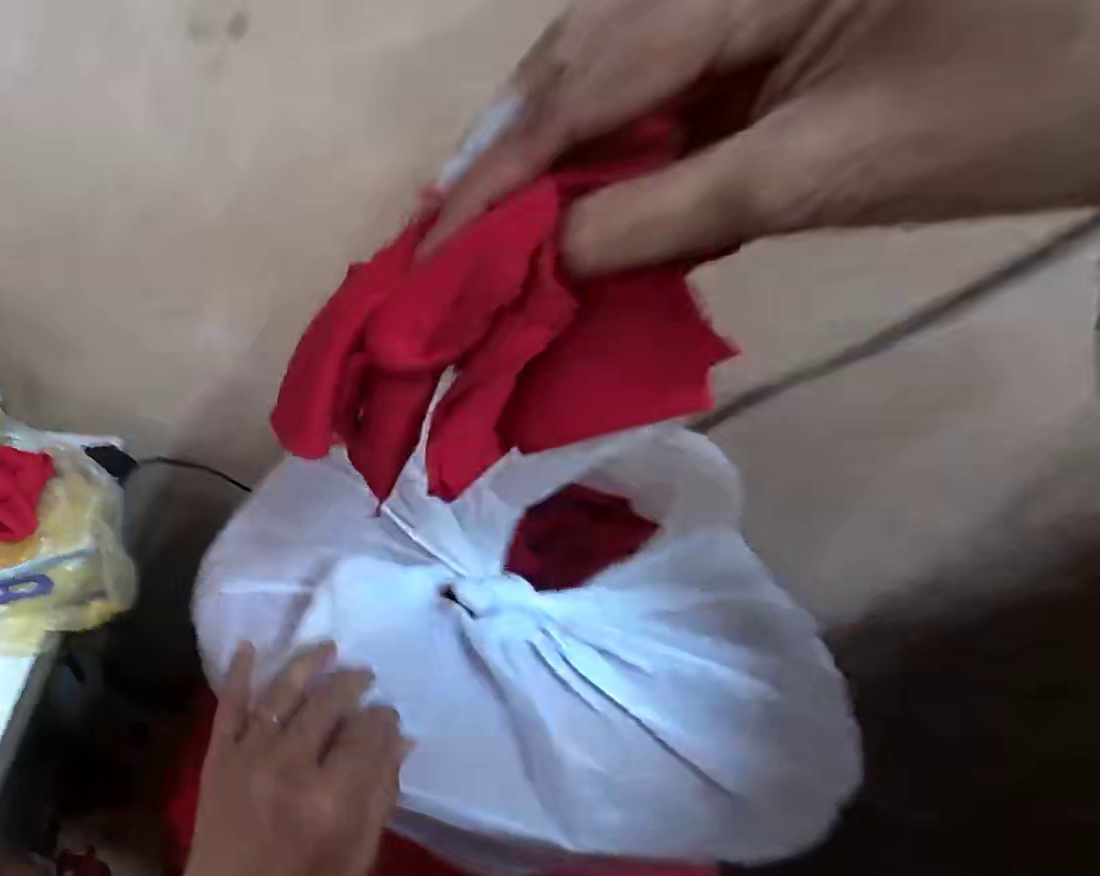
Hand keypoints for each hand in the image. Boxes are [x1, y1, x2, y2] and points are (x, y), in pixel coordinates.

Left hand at [178, 643, 408, 875]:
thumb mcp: (359, 859)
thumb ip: (381, 795)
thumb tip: (401, 741)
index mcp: (332, 799)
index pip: (368, 736)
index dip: (383, 720)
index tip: (389, 715)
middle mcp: (288, 766)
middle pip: (326, 705)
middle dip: (351, 684)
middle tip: (363, 676)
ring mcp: (246, 757)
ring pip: (281, 694)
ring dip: (306, 665)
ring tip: (327, 649)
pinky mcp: (216, 758)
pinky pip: (229, 706)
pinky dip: (240, 674)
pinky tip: (251, 647)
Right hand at [430, 0, 1099, 274]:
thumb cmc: (1048, 94)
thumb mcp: (826, 169)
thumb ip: (652, 216)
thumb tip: (532, 261)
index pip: (575, 89)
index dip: (490, 182)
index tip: (426, 256)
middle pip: (569, 61)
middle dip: (499, 158)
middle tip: (444, 239)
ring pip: (598, 69)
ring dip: (538, 155)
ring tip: (487, 226)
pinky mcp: (767, 15)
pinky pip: (650, 84)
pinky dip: (598, 151)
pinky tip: (569, 199)